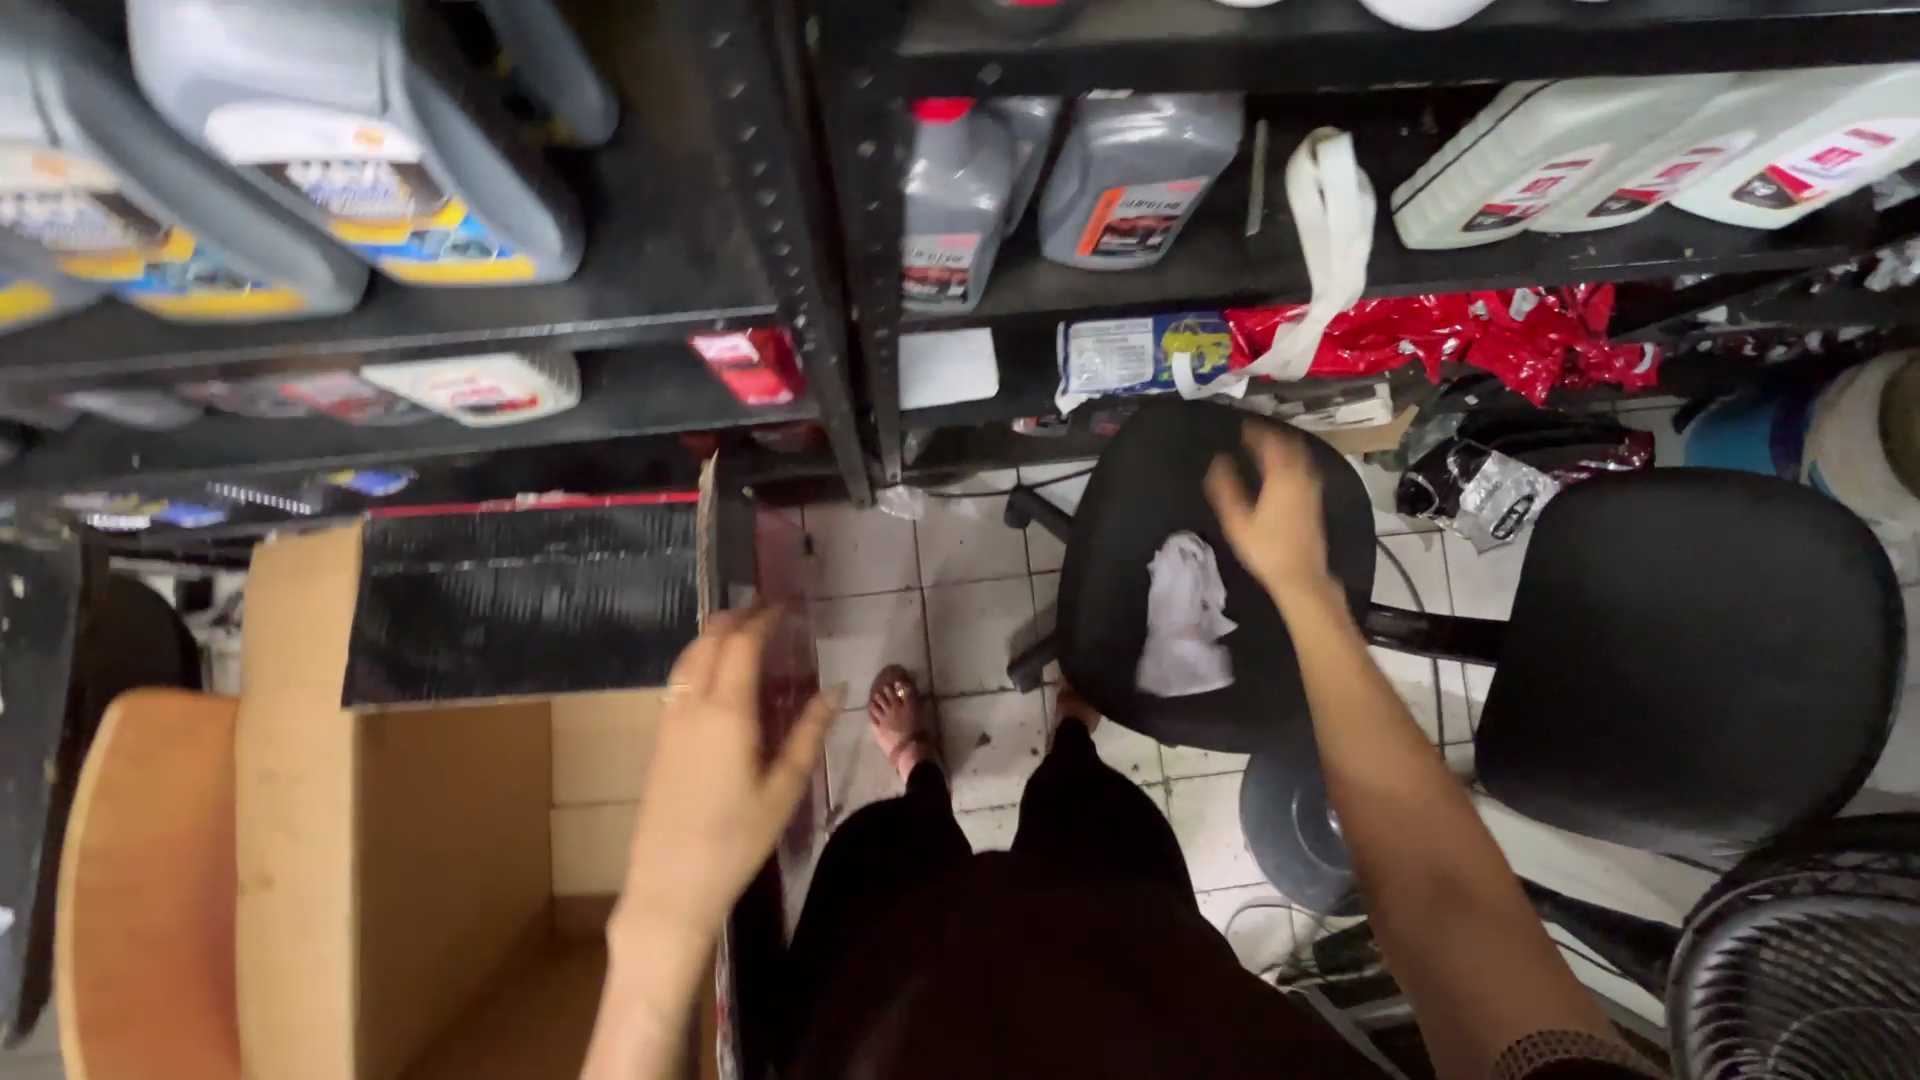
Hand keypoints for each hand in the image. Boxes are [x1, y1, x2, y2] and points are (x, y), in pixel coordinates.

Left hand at [618, 607, 841, 938]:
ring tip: (744, 631)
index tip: (787, 608)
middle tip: (768, 612)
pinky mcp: (659, 739)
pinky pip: (678, 679)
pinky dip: (699, 658)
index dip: (764, 618)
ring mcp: (669, 721)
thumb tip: (836, 689)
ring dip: (714, 634)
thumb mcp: (785, 789)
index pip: (742, 644)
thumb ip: (810, 732)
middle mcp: (692, 706)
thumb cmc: (737, 840)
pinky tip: (718, 673)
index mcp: (727, 713)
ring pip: (687, 656)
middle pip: (709, 639)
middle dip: (737, 616)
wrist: (670, 886)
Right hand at [1204, 421, 1332, 600]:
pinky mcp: (1315, 501)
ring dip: (1285, 447)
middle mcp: (1301, 478)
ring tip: (1268, 446)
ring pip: (1301, 457)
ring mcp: (1312, 490)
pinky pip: (1305, 469)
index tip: (1244, 425)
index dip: (1257, 432)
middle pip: (1291, 446)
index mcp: (1281, 478)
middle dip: (1274, 436)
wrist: (1300, 575)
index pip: (1271, 444)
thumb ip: (1225, 489)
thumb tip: (1217, 462)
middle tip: (1255, 433)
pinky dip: (1293, 461)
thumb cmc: (1265, 549)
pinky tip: (1284, 470)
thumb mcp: (1237, 521)